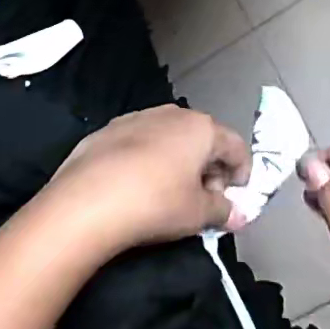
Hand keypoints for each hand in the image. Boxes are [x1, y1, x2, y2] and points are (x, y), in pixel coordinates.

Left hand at [40, 105, 250, 255]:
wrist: (87, 199)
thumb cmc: (155, 203)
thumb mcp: (196, 214)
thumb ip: (222, 211)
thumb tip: (240, 215)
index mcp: (202, 128)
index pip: (235, 146)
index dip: (241, 174)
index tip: (234, 200)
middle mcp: (174, 113)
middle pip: (204, 138)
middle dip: (209, 168)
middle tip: (203, 201)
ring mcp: (140, 117)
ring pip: (171, 137)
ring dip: (178, 162)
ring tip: (169, 195)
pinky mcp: (110, 128)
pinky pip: (142, 142)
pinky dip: (149, 159)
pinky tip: (136, 186)